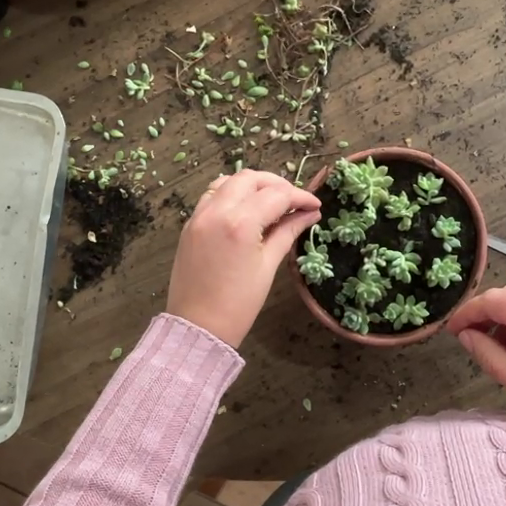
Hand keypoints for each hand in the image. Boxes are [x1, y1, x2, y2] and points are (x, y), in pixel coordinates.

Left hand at [167, 170, 321, 347]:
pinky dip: (232, 194)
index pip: (276, 195)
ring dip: (252, 186)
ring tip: (271, 203)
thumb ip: (287, 233)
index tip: (316, 207)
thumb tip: (309, 215)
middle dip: (276, 184)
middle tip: (295, 201)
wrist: (197, 327)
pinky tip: (246, 210)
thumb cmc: (239, 304)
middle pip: (250, 179)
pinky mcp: (190, 224)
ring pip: (228, 181)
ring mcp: (198, 216)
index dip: (300, 197)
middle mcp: (216, 211)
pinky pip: (212, 196)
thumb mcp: (268, 266)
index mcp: (240, 223)